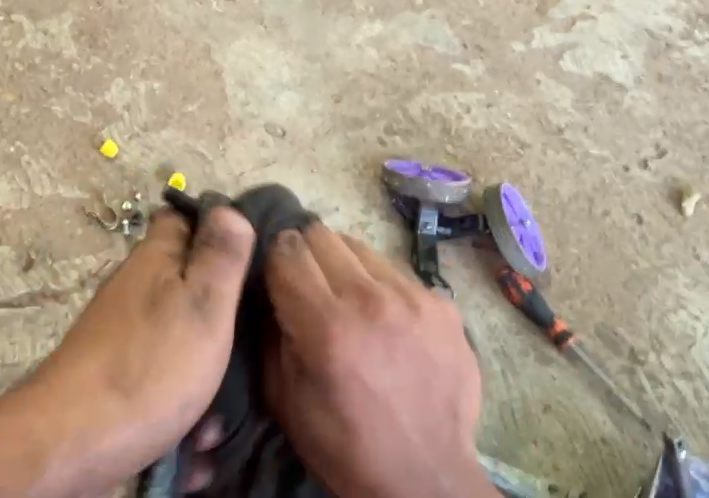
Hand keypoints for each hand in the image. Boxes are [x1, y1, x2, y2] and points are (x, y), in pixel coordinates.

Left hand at [0, 206, 257, 496]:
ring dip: (206, 365)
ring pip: (178, 334)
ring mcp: (122, 330)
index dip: (216, 228)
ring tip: (226, 406)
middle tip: (252, 339)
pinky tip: (197, 431)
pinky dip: (183, 399)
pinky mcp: (116, 373)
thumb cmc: (149, 364)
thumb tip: (229, 208)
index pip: (183, 219)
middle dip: (220, 308)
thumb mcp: (202, 303)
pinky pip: (161, 375)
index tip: (251, 255)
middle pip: (185, 279)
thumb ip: (219, 255)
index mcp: (155, 258)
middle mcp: (134, 286)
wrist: (74, 438)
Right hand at [262, 223, 496, 497]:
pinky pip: (397, 270)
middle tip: (309, 284)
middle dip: (307, 254)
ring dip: (345, 266)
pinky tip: (385, 319)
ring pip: (360, 246)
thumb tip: (264, 282)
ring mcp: (414, 298)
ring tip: (349, 301)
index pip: (286, 248)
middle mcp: (371, 300)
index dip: (275, 258)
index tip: (276, 273)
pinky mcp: (444, 304)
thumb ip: (270, 331)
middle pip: (321, 235)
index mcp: (326, 325)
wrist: (427, 478)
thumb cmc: (344, 443)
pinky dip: (382, 285)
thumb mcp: (283, 396)